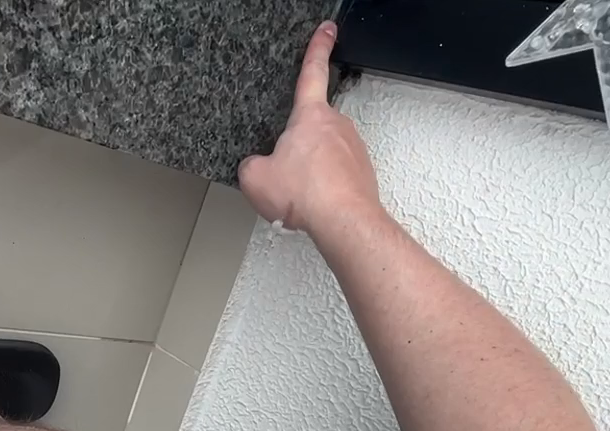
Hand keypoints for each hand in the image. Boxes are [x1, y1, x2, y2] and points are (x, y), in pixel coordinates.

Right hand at [238, 22, 381, 234]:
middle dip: (299, 147)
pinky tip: (314, 204)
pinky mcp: (361, 172)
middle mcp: (336, 125)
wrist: (341, 219)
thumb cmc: (305, 194)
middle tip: (288, 171)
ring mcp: (352, 148)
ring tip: (300, 195)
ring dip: (312, 171)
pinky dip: (324, 189)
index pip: (312, 72)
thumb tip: (253, 167)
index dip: (317, 48)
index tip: (326, 31)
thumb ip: (249, 166)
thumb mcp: (255, 179)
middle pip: (313, 128)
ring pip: (325, 155)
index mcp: (309, 116)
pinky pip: (336, 176)